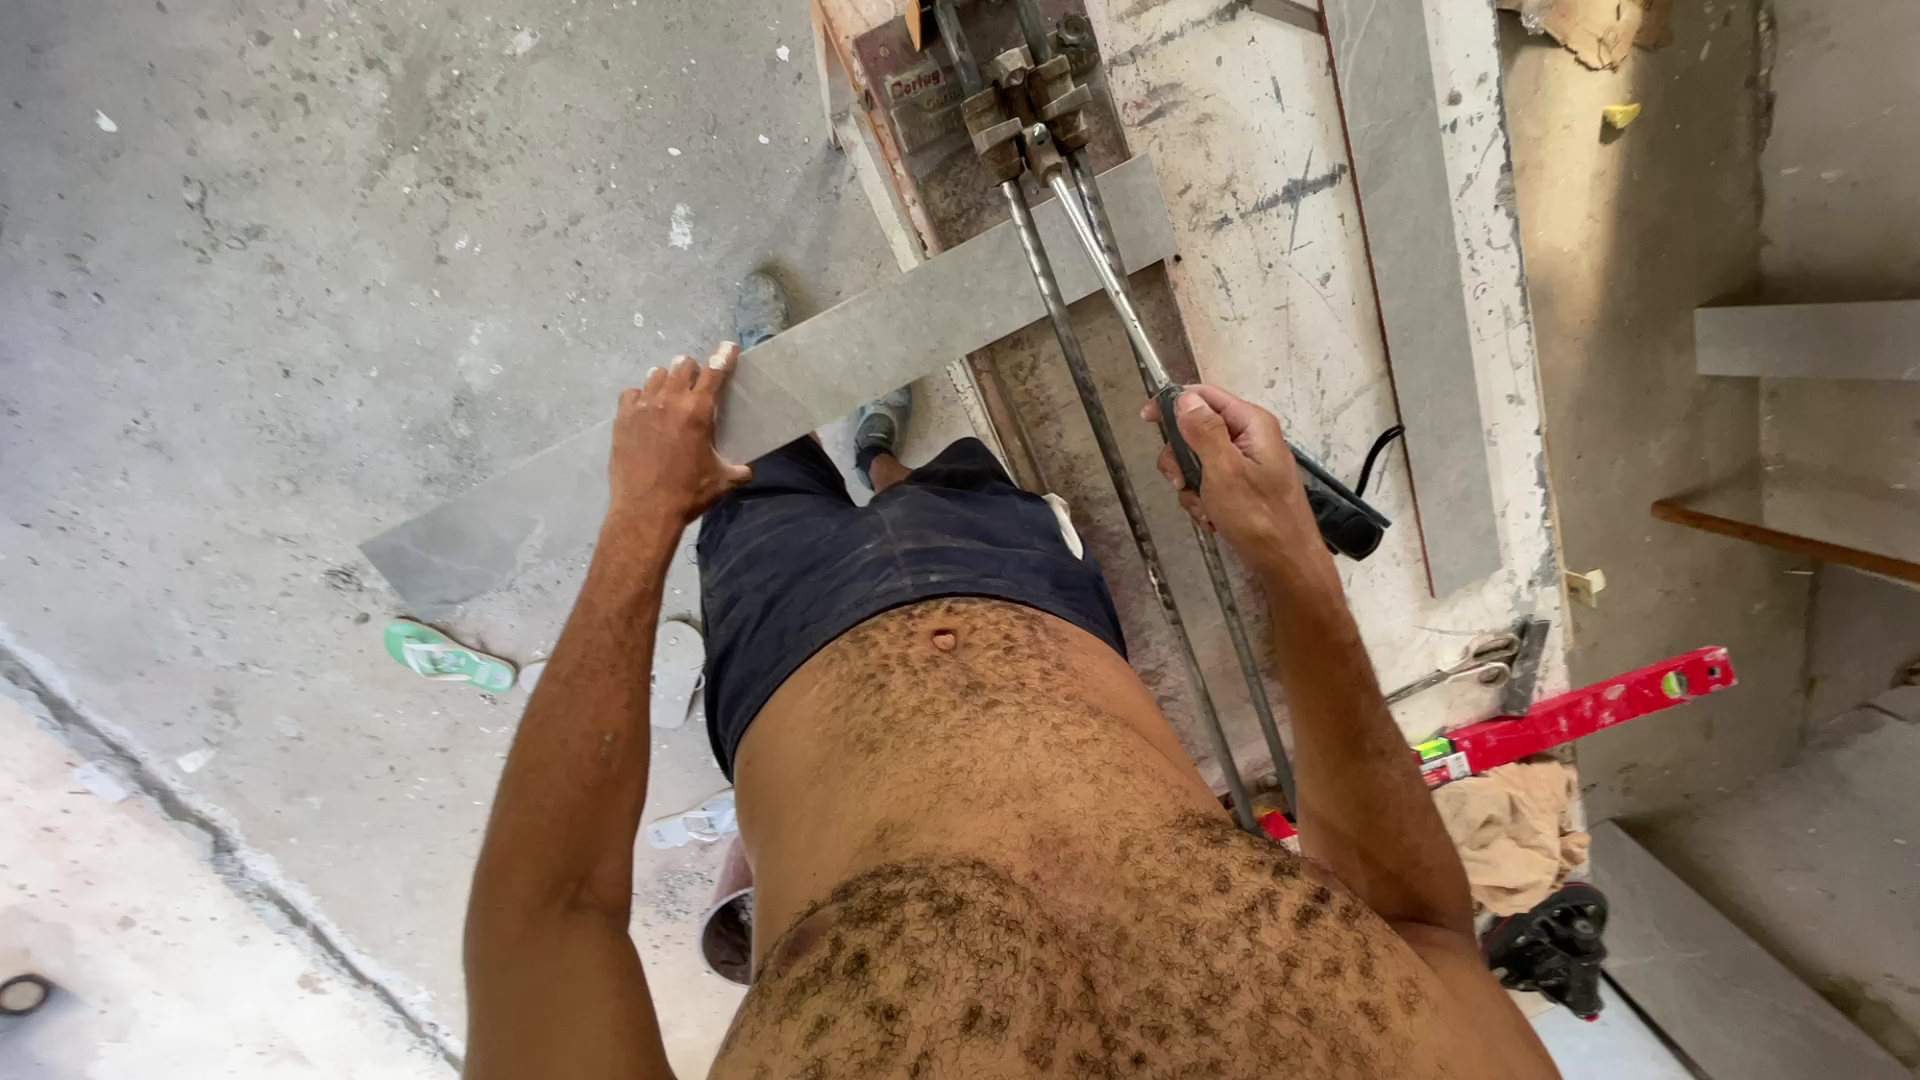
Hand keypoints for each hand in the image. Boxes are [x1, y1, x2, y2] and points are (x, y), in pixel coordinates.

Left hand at [609, 342, 751, 527]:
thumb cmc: (689, 493)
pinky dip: (642, 396)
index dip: (724, 356)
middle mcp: (670, 401)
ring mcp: (642, 407)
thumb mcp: (723, 481)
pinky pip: (632, 394)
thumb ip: (739, 470)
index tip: (728, 347)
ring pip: (656, 375)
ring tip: (671, 393)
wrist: (646, 509)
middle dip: (693, 369)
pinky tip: (646, 409)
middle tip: (697, 381)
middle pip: (682, 366)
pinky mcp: (622, 419)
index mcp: (698, 412)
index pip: (715, 372)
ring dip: (668, 380)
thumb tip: (746, 471)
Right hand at [1141, 384, 1321, 562]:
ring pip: (1197, 461)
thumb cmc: (1258, 517)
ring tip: (1204, 507)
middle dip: (1181, 459)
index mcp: (1251, 424)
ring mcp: (1245, 463)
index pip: (1205, 396)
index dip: (1174, 403)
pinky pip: (1208, 483)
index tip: (1146, 419)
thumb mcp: (1224, 470)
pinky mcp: (1241, 486)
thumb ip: (1204, 431)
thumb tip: (1185, 399)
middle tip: (1180, 482)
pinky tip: (1212, 517)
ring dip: (1191, 486)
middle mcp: (1249, 438)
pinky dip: (1202, 500)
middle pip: (1196, 430)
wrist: (1285, 563)